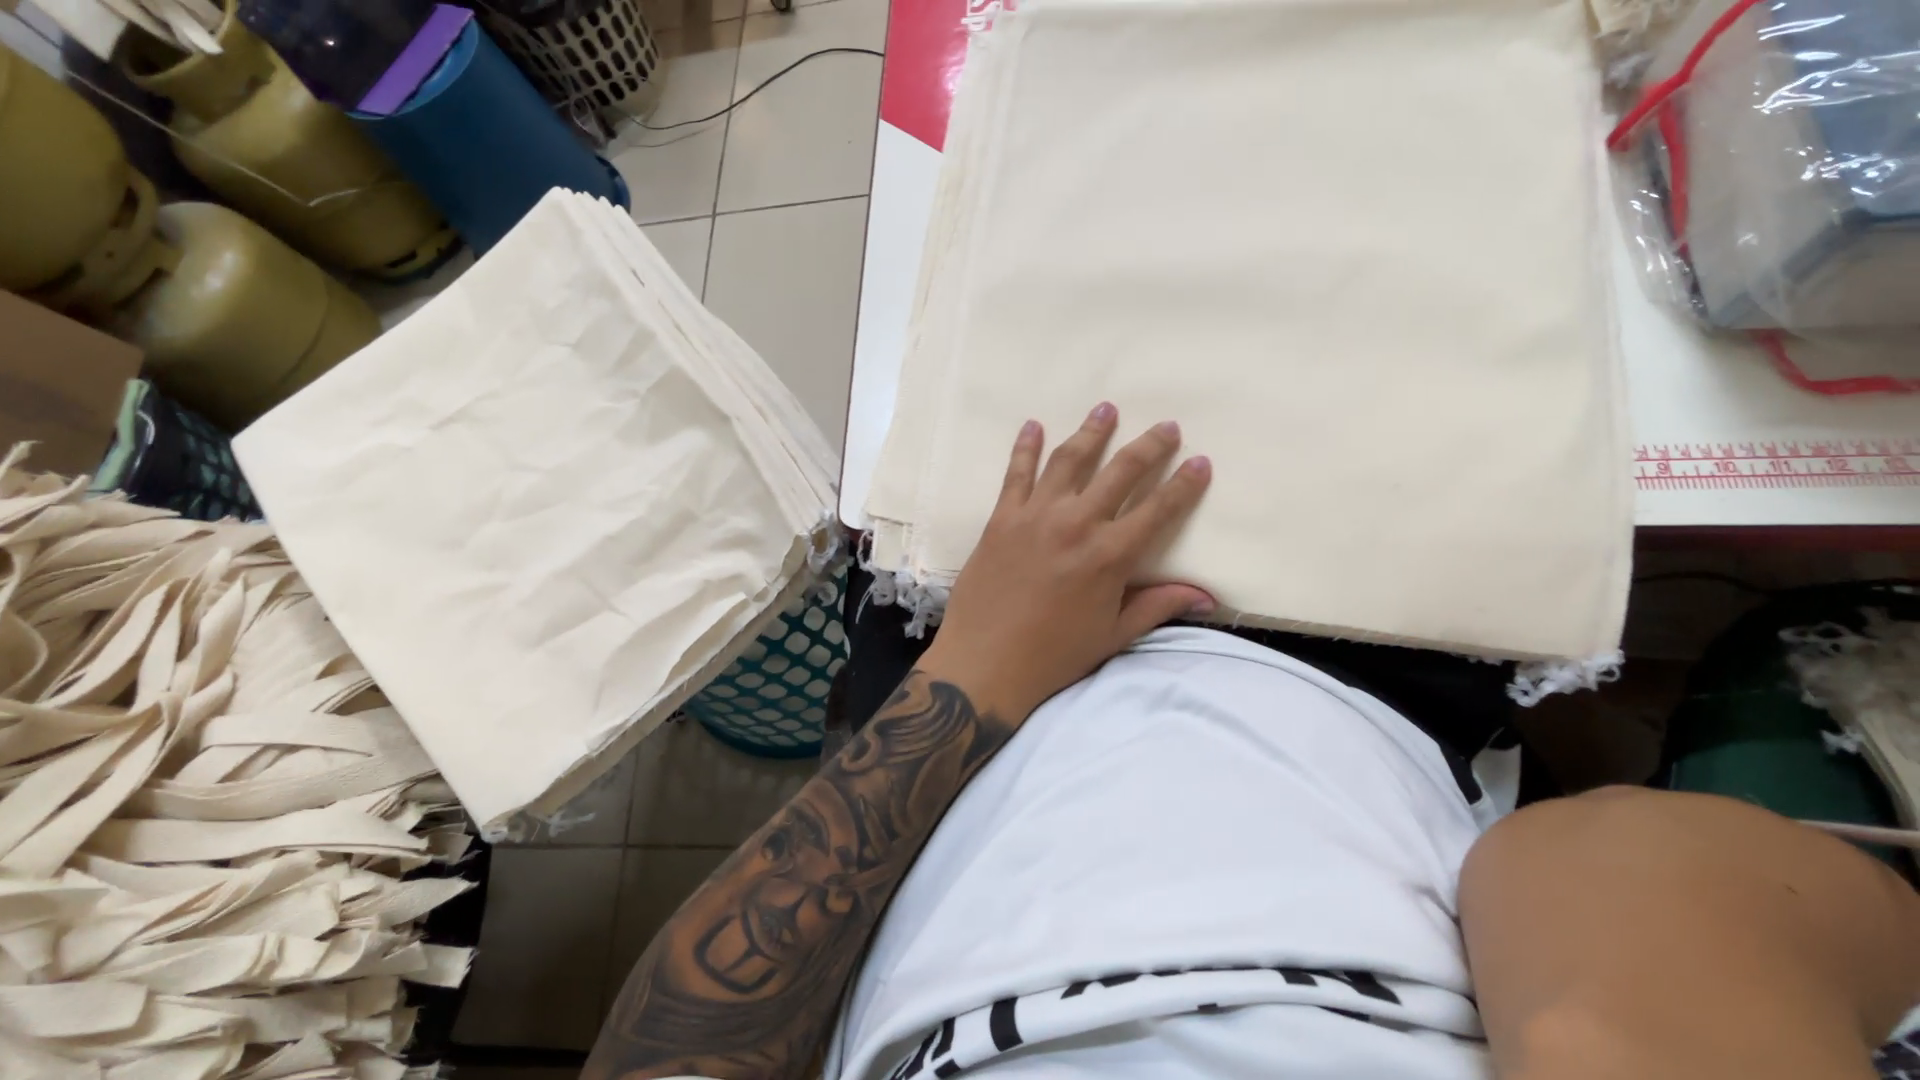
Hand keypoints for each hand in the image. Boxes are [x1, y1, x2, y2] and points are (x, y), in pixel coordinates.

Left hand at [917, 402, 1213, 726]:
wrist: (985, 663)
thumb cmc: (1055, 656)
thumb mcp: (1114, 635)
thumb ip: (1157, 605)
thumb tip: (1206, 595)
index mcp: (1110, 556)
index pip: (1158, 509)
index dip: (1184, 485)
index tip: (1200, 461)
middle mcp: (1077, 525)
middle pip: (1121, 472)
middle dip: (1149, 446)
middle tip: (1167, 427)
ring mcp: (1036, 516)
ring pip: (1070, 460)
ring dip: (1092, 432)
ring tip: (1107, 408)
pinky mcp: (1001, 518)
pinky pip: (1016, 473)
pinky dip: (1025, 447)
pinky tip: (1033, 426)